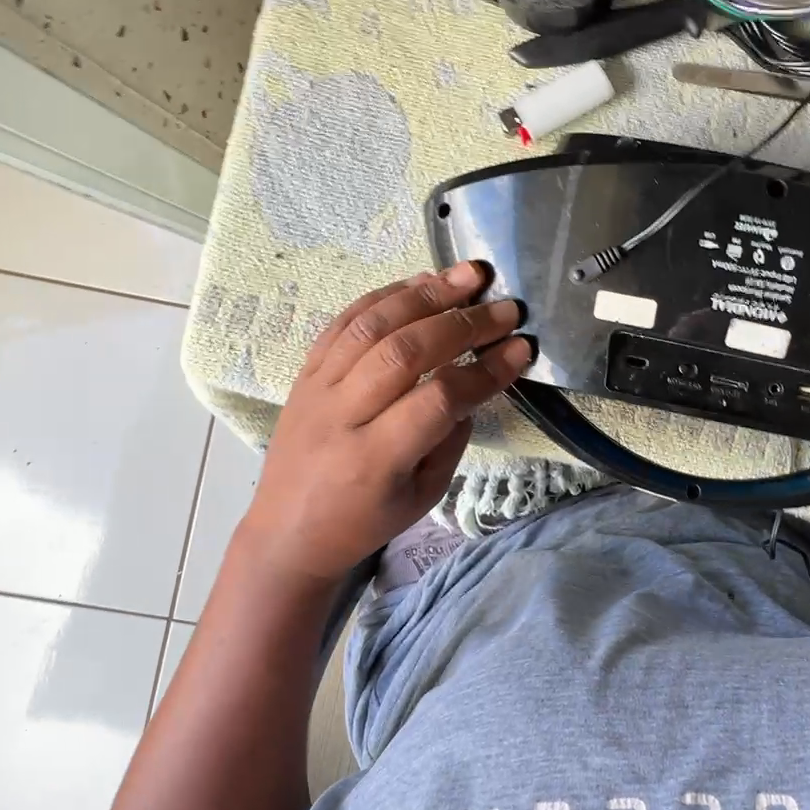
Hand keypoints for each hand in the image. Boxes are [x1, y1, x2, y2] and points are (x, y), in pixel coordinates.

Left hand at [238, 262, 530, 581]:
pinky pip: (344, 321)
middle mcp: (341, 416)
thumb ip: (451, 438)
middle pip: (405, 352)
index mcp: (374, 459)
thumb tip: (474, 381)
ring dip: (425, 294)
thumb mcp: (423, 496)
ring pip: (372, 326)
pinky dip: (385, 295)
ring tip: (468, 276)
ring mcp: (317, 388)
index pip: (438, 399)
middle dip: (463, 324)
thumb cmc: (364, 521)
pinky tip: (419, 282)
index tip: (521, 349)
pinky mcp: (304, 372)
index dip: (484, 371)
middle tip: (506, 307)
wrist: (287, 532)